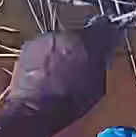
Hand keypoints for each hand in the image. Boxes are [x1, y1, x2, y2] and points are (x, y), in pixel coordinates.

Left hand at [2, 17, 123, 131]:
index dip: (106, 36)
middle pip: (80, 34)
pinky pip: (44, 46)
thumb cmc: (69, 103)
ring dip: (62, 50)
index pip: (104, 28)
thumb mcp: (97, 86)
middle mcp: (67, 35)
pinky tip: (45, 71)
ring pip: (60, 40)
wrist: (33, 108)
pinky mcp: (29, 44)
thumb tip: (103, 53)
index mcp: (89, 43)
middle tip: (80, 64)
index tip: (106, 44)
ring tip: (59, 71)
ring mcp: (46, 38)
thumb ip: (101, 63)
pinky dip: (46, 55)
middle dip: (81, 46)